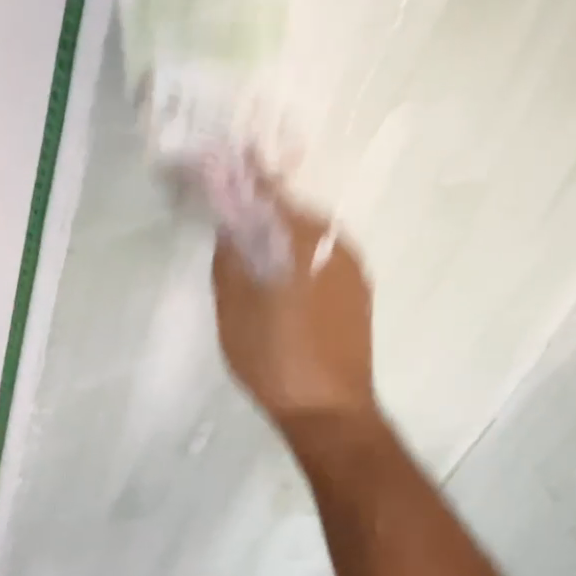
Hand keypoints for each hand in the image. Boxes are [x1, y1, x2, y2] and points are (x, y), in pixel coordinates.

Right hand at [209, 164, 380, 432]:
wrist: (330, 412)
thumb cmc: (274, 360)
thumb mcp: (234, 309)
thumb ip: (229, 258)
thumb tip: (228, 224)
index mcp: (302, 239)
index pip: (267, 190)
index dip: (239, 176)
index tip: (217, 163)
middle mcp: (334, 242)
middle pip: (290, 212)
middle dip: (258, 210)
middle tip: (227, 220)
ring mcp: (352, 268)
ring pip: (307, 238)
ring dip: (278, 238)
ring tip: (250, 257)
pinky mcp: (358, 294)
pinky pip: (320, 260)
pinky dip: (296, 259)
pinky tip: (278, 283)